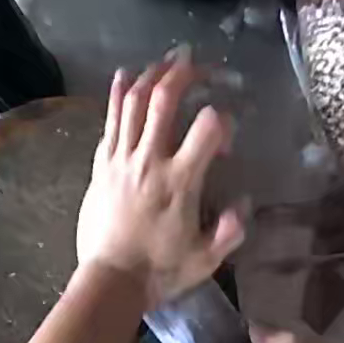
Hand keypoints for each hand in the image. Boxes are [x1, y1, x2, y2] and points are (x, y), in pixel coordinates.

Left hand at [77, 48, 245, 306]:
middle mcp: (150, 162)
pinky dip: (118, 95)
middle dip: (182, 73)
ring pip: (133, 104)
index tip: (224, 139)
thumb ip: (230, 230)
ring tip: (164, 60)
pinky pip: (110, 122)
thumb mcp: (206, 259)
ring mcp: (120, 161)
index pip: (208, 126)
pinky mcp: (100, 167)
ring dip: (150, 76)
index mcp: (181, 181)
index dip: (223, 121)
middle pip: (165, 99)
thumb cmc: (159, 272)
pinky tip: (125, 77)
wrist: (110, 282)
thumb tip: (243, 204)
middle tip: (194, 61)